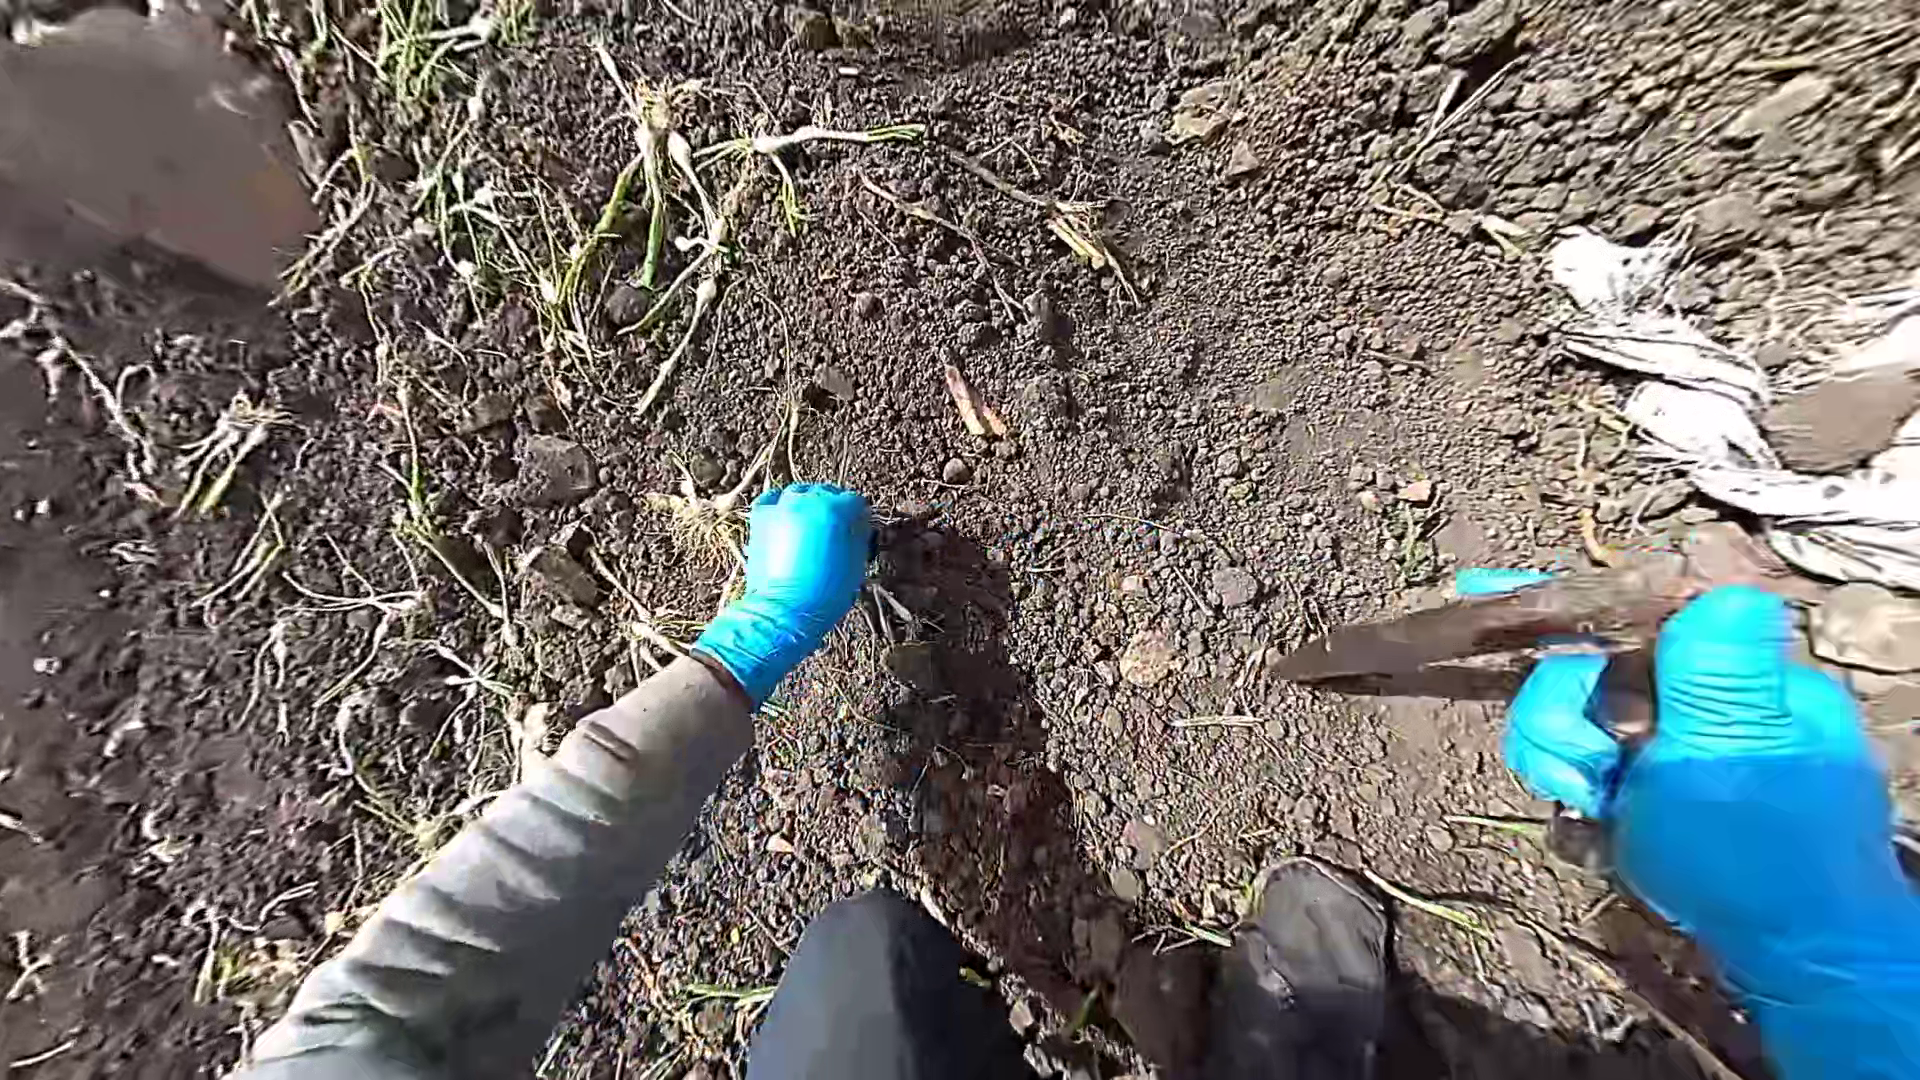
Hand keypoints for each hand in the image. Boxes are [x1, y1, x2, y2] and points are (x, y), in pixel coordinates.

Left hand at [693, 484, 871, 703]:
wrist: (785, 612)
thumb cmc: (825, 594)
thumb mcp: (856, 565)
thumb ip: (859, 536)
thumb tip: (859, 523)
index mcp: (833, 510)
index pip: (853, 501)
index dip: (860, 514)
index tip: (861, 524)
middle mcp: (805, 501)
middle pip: (826, 493)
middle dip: (835, 505)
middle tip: (839, 524)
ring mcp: (780, 508)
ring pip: (799, 493)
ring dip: (809, 502)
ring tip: (813, 520)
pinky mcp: (760, 519)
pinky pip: (772, 501)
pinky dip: (781, 504)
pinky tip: (788, 516)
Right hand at [1480, 575, 1919, 1076]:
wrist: (1774, 941)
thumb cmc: (1763, 848)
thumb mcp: (1736, 756)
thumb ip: (1717, 676)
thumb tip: (1729, 592)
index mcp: (1724, 673)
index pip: (1626, 610)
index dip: (1554, 600)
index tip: (1481, 589)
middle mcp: (1676, 688)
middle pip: (1564, 662)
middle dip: (1554, 708)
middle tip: (1592, 756)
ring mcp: (1639, 724)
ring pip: (1542, 703)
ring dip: (1550, 749)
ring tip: (1593, 790)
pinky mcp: (1610, 756)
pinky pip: (1543, 740)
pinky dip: (1550, 768)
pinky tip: (1585, 798)